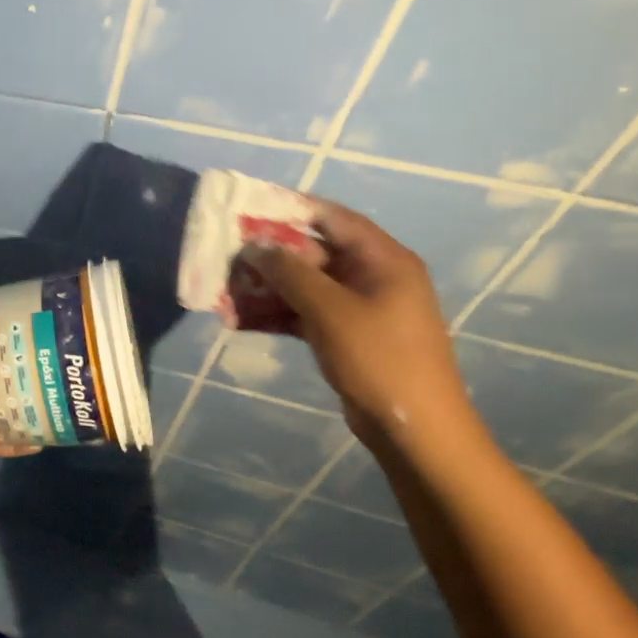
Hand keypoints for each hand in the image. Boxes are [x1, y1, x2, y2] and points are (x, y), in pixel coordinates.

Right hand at [243, 199, 476, 449]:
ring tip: (225, 293)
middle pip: (313, 253)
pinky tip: (239, 321)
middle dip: (269, 256)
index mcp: (383, 260)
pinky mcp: (345, 335)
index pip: (333, 218)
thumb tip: (255, 246)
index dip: (291, 210)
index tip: (249, 210)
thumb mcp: (329, 309)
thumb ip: (290, 272)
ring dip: (266, 288)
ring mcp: (359, 308)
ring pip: (304, 286)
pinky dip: (275, 315)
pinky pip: (304, 313)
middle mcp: (373, 277)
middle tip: (227, 258)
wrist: (413, 428)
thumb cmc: (379, 358)